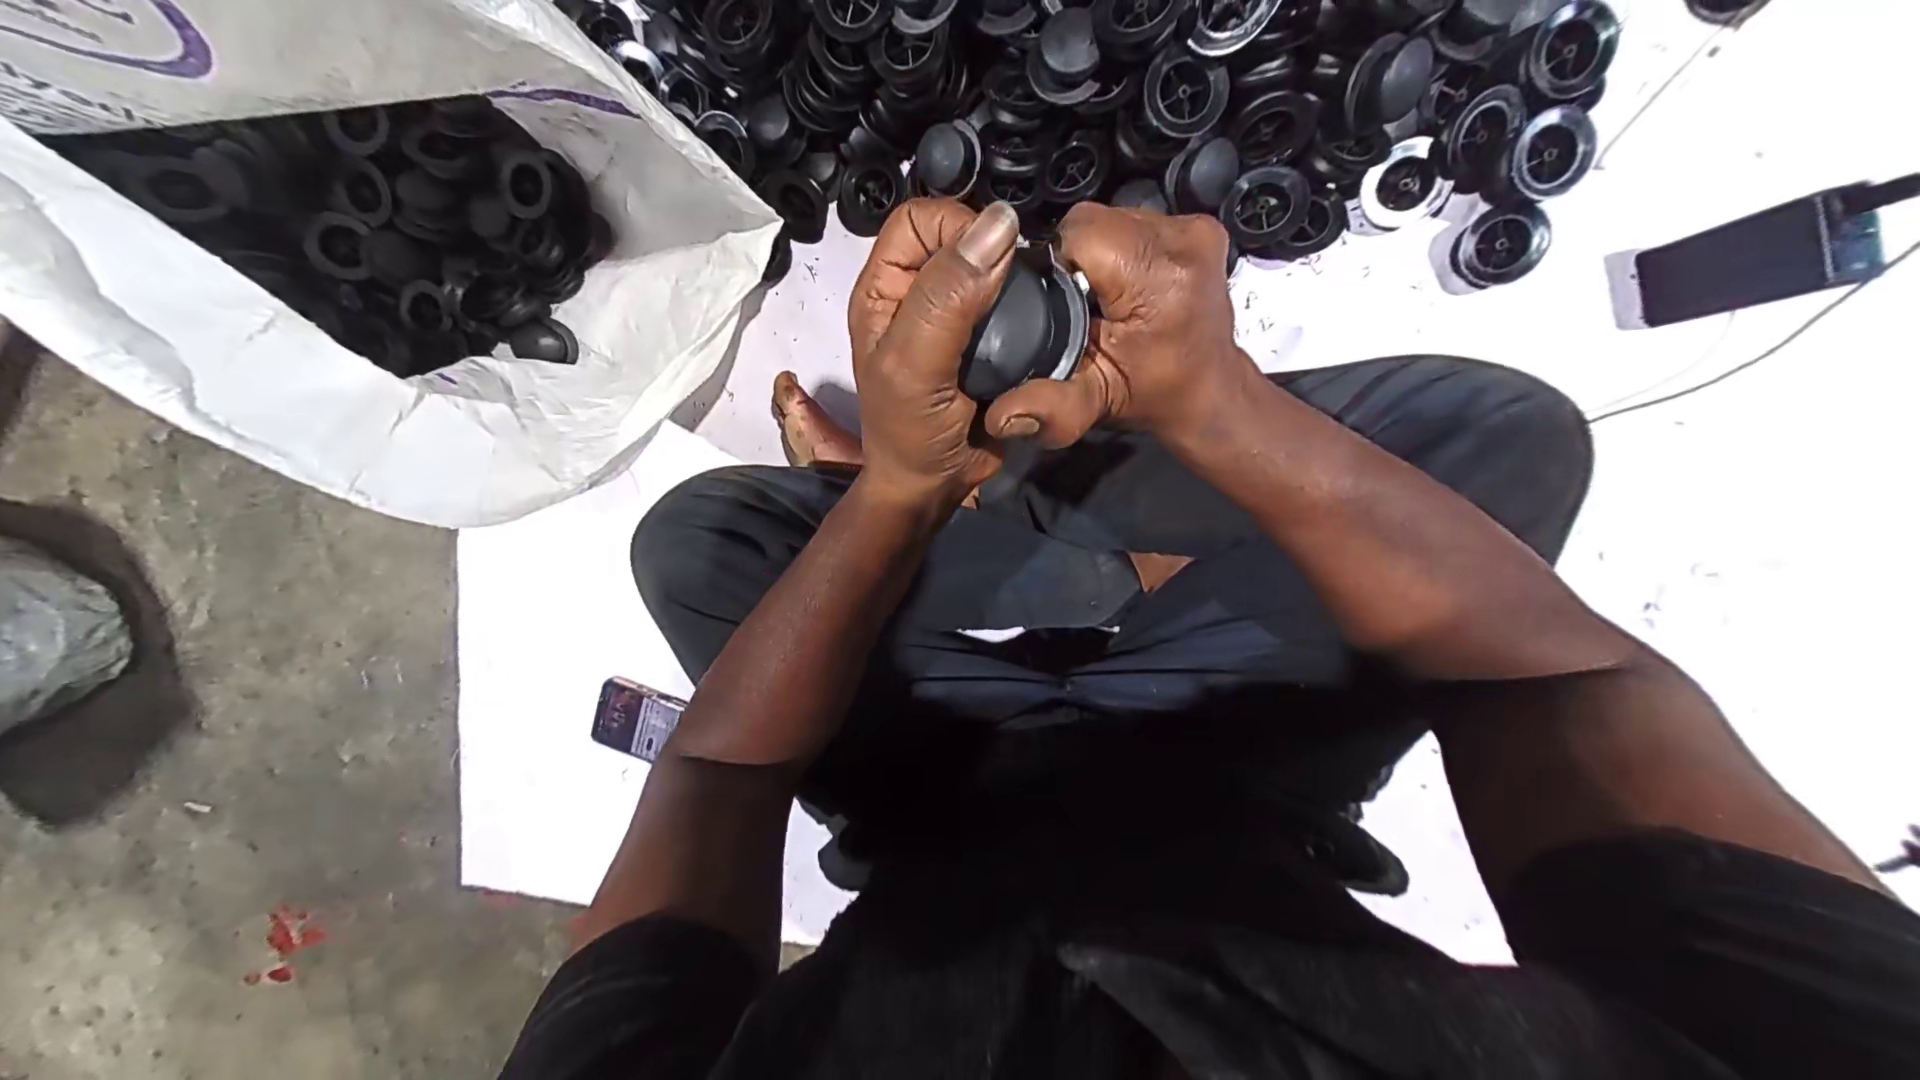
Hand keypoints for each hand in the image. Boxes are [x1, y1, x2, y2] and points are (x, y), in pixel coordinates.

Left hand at [847, 197, 1020, 508]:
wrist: (937, 484)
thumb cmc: (910, 433)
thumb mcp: (914, 367)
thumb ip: (947, 300)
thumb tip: (997, 226)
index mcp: (884, 290)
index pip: (920, 220)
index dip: (956, 228)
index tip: (990, 265)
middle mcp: (918, 296)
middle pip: (960, 238)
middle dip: (992, 255)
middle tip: (1012, 294)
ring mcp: (956, 318)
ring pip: (992, 270)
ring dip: (1015, 284)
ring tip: (1025, 311)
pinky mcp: (988, 341)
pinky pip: (1014, 305)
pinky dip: (1028, 309)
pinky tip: (1033, 326)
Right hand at [984, 203, 1253, 446]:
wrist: (1207, 391)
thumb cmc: (1156, 394)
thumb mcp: (1094, 400)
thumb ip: (1048, 403)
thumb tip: (999, 416)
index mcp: (1158, 279)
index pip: (1077, 233)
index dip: (1056, 265)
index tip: (1064, 304)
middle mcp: (1182, 242)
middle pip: (1092, 220)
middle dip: (1076, 260)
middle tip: (1084, 307)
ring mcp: (1194, 230)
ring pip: (1111, 217)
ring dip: (1098, 254)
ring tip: (1105, 298)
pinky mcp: (1197, 226)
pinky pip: (1134, 222)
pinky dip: (1121, 250)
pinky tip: (1125, 285)